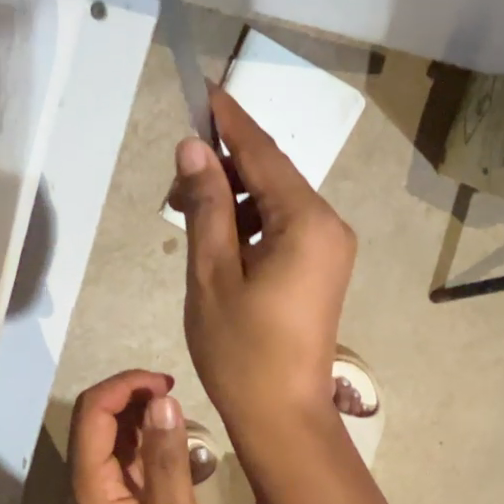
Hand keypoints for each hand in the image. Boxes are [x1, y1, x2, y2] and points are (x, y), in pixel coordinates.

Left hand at [68, 370, 216, 503]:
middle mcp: (85, 490)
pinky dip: (145, 449)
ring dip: (139, 422)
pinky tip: (175, 450)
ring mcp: (98, 503)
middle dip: (131, 398)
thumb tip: (162, 401)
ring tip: (180, 418)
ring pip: (109, 444)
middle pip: (95, 424)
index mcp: (90, 490)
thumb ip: (167, 461)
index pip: (91, 414)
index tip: (166, 383)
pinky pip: (122, 468)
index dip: (124, 386)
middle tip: (177, 396)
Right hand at [170, 87, 357, 435]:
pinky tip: (216, 239)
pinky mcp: (321, 271)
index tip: (202, 88)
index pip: (263, 153)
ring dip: (232, 200)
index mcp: (306, 222)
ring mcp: (329, 250)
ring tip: (186, 214)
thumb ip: (205, 206)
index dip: (230, 120)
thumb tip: (195, 148)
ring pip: (275, 204)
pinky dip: (248, 226)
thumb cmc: (241, 351)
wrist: (281, 415)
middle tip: (174, 183)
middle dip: (223, 168)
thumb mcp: (212, 274)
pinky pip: (282, 230)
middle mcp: (328, 226)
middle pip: (272, 176)